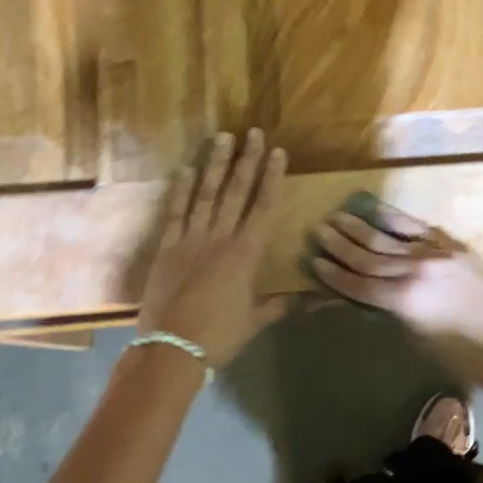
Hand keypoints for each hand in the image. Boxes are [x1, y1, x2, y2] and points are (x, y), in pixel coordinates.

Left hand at [137, 130, 288, 367]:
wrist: (172, 349)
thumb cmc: (219, 336)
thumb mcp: (256, 320)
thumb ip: (281, 304)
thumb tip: (315, 300)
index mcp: (246, 253)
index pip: (263, 206)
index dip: (272, 177)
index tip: (278, 152)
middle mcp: (220, 237)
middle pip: (236, 191)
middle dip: (247, 160)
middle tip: (253, 132)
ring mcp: (190, 239)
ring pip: (205, 193)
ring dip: (215, 164)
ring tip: (222, 138)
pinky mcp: (167, 248)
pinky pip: (175, 212)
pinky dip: (180, 190)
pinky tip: (185, 169)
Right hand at [309, 205, 482, 378]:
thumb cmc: (461, 355)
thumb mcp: (416, 337)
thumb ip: (390, 311)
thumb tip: (365, 296)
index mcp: (405, 300)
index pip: (359, 284)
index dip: (335, 274)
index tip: (314, 261)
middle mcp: (416, 271)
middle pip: (369, 256)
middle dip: (340, 244)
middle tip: (317, 230)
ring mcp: (436, 254)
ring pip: (389, 237)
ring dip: (360, 227)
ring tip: (337, 216)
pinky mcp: (453, 246)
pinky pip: (418, 228)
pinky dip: (394, 219)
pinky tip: (376, 211)